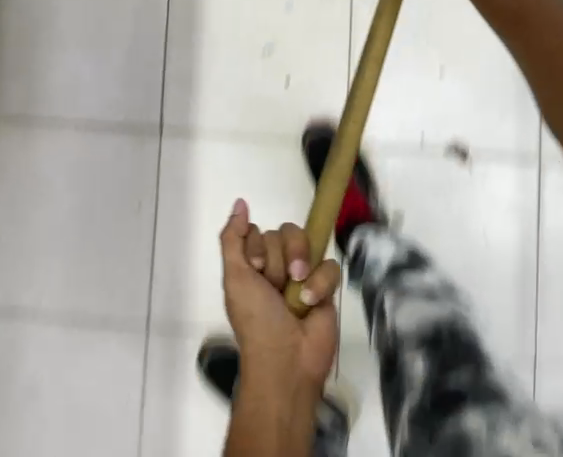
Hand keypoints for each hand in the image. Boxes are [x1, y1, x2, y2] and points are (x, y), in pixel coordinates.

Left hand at [219, 200, 341, 391]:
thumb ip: (233, 238)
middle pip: (285, 232)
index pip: (260, 231)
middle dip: (279, 259)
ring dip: (301, 265)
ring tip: (297, 291)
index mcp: (253, 264)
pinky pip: (330, 265)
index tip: (256, 271)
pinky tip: (311, 302)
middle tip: (276, 284)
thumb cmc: (255, 319)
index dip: (259, 248)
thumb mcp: (235, 277)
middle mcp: (277, 265)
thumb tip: (240, 203)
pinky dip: (320, 283)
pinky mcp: (327, 287)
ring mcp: (303, 274)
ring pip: (308, 243)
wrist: (286, 359)